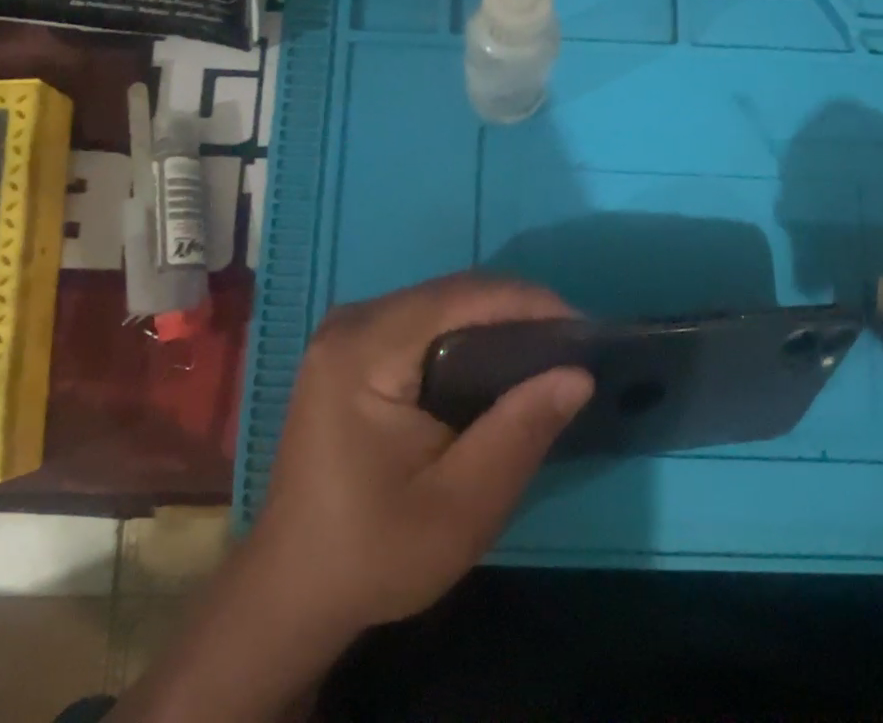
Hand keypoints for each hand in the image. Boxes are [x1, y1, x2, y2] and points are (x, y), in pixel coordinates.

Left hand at [248, 274, 594, 632]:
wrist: (295, 587)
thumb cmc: (376, 551)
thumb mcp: (463, 504)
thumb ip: (520, 432)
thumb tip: (578, 375)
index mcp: (363, 351)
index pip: (462, 297)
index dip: (531, 304)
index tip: (588, 335)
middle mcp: (348, 326)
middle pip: (449, 295)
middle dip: (518, 314)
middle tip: (573, 353)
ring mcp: (343, 338)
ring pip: (438, 307)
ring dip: (495, 326)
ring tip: (547, 361)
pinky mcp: (347, 356)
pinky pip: (419, 327)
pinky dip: (466, 340)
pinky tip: (497, 372)